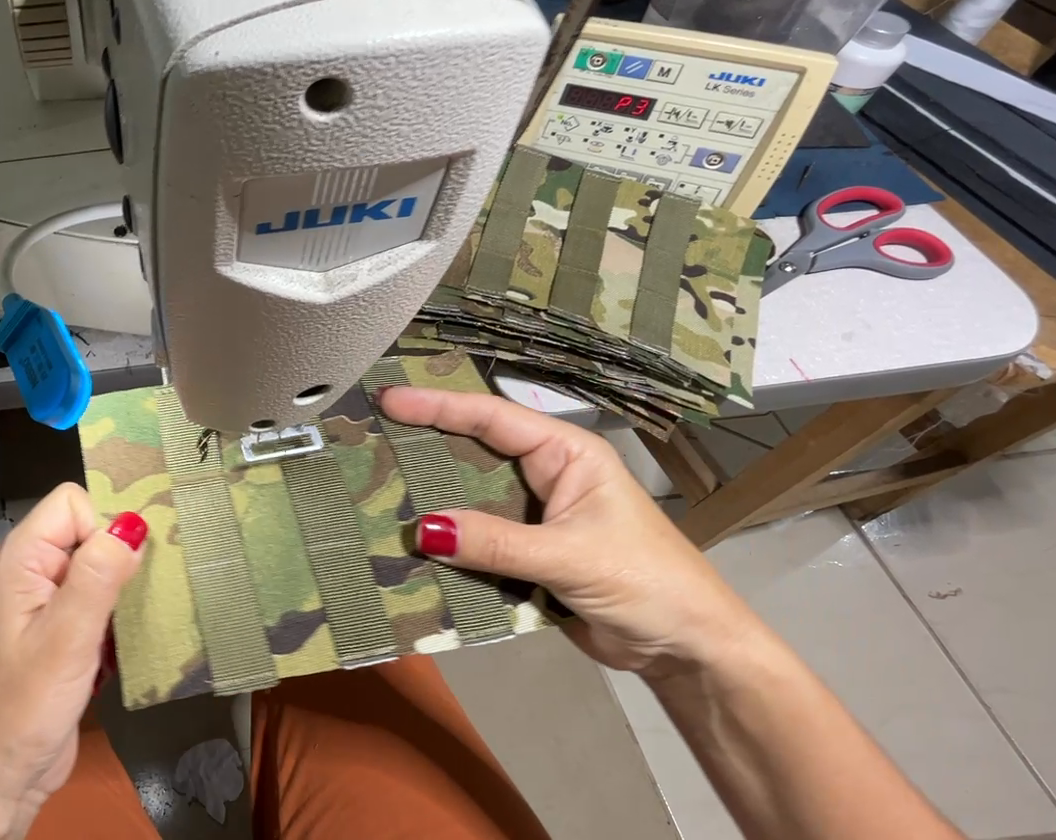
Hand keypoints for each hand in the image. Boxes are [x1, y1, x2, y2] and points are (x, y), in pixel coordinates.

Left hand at [0, 483, 145, 839]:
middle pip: (90, 531)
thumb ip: (99, 575)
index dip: (102, 526)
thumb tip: (135, 520)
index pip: (73, 503)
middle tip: (142, 598)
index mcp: (22, 558)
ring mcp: (47, 602)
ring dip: (124, 593)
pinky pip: (100, 602)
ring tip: (135, 626)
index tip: (125, 570)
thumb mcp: (65, 639)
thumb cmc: (21, 709)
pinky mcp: (62, 632)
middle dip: (121, 559)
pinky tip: (125, 647)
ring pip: (101, 568)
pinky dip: (118, 619)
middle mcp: (33, 570)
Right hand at [381, 387, 761, 679]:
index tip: (389, 401)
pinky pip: (472, 536)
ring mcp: (531, 514)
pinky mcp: (522, 552)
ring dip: (429, 493)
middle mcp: (544, 475)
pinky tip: (405, 536)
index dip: (439, 406)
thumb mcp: (571, 557)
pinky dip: (443, 537)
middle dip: (424, 441)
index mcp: (566, 454)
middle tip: (369, 433)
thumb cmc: (650, 584)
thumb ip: (496, 543)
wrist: (687, 652)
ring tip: (373, 481)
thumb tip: (423, 530)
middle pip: (473, 449)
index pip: (492, 418)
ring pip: (468, 494)